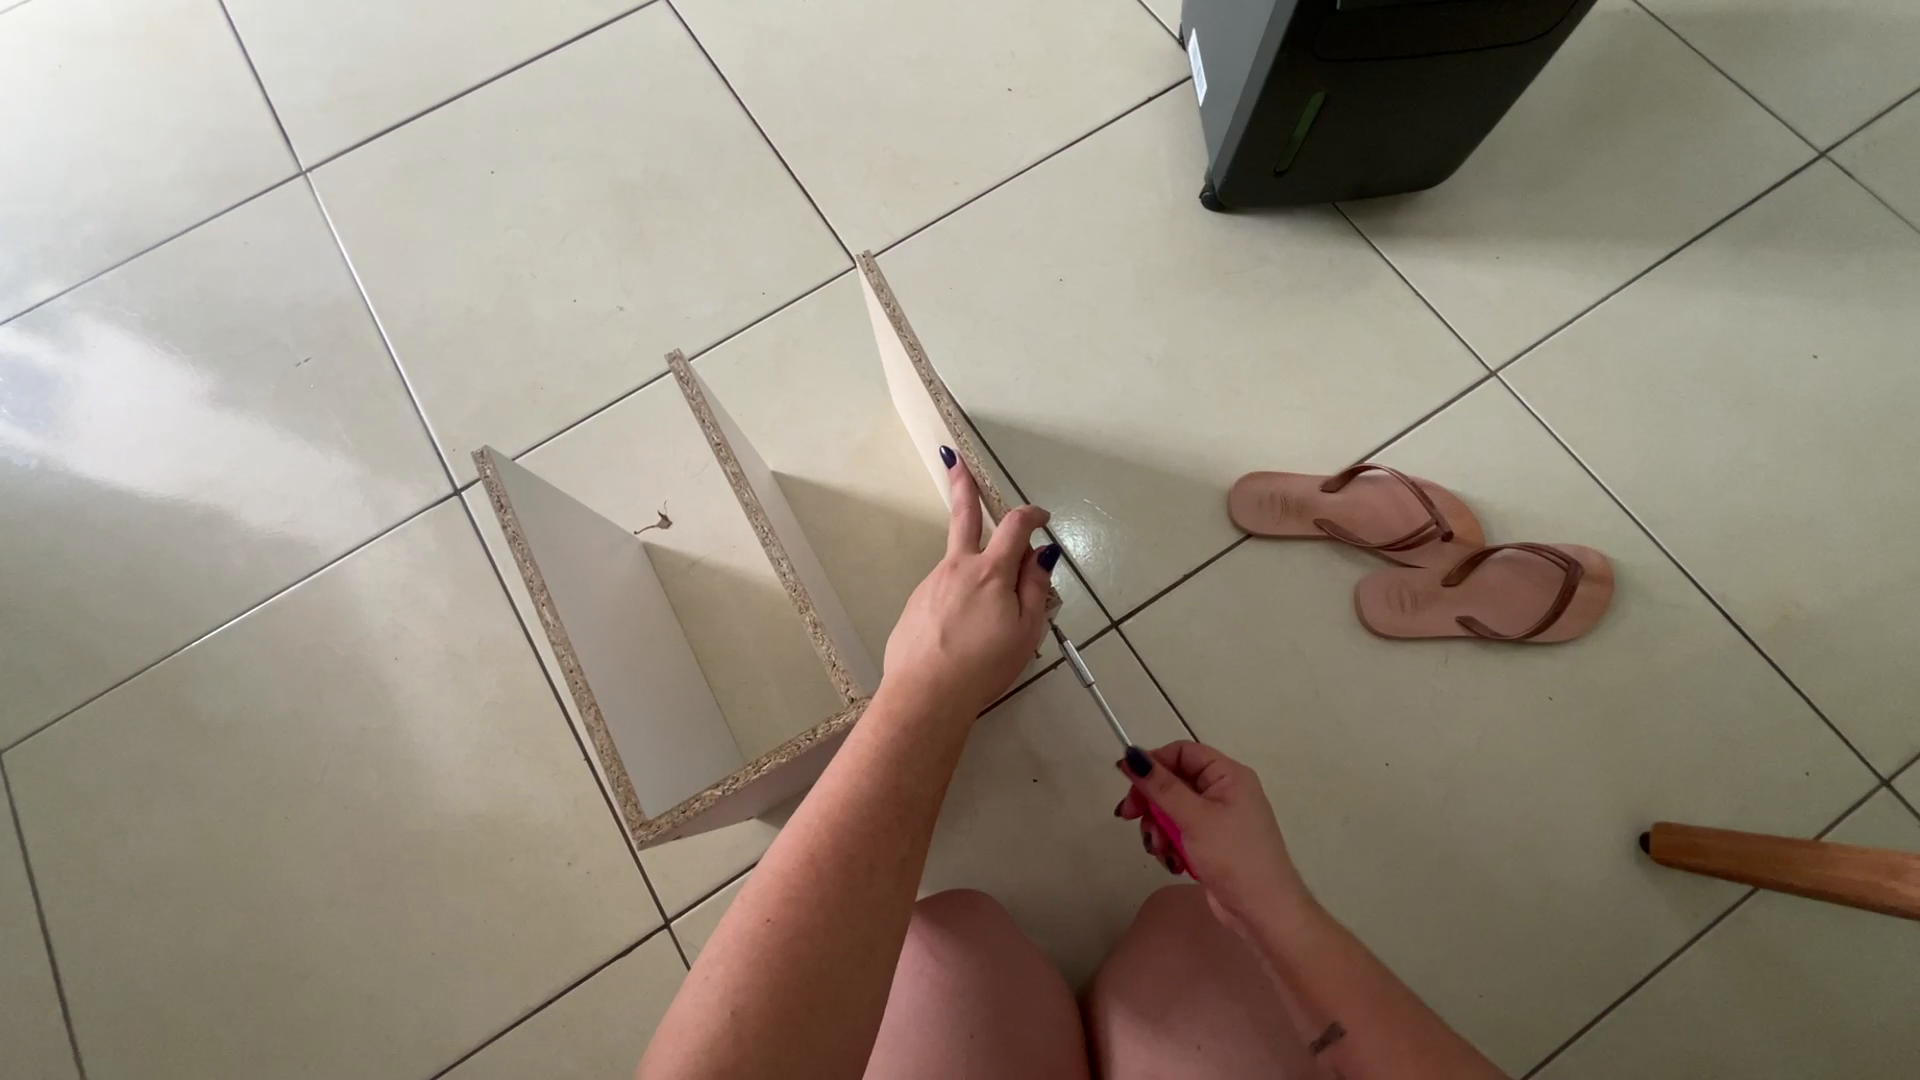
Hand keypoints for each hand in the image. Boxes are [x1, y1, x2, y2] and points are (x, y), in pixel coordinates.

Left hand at [880, 447, 1059, 720]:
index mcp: (990, 572)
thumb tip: (1042, 556)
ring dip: (973, 565)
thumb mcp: (1026, 631)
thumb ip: (1035, 589)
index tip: (1043, 517)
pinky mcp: (915, 604)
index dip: (1032, 515)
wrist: (925, 694)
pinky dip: (958, 598)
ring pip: (958, 563)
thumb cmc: (984, 666)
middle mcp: (957, 568)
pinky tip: (961, 631)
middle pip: (964, 517)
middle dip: (963, 485)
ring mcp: (931, 583)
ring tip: (985, 612)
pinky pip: (944, 591)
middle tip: (953, 458)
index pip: (1015, 528)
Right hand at [1118, 741, 1313, 928]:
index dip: (1153, 763)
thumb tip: (1131, 755)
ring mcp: (1216, 818)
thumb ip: (1160, 786)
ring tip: (1161, 850)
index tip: (1127, 780)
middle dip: (1151, 802)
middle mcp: (1222, 791)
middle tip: (1127, 816)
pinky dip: (1170, 844)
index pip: (1181, 752)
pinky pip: (1178, 831)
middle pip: (1172, 781)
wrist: (1263, 914)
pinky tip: (1174, 863)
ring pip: (1170, 809)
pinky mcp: (1210, 843)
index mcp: (1227, 775)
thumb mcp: (1194, 818)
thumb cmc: (1233, 857)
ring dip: (1158, 829)